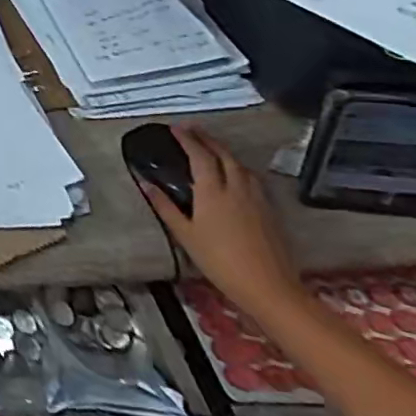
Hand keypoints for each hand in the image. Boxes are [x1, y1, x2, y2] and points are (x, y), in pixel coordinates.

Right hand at [137, 125, 302, 317]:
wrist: (268, 287)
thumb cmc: (218, 259)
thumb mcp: (184, 233)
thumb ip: (164, 205)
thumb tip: (145, 183)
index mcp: (213, 192)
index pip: (200, 157)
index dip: (188, 140)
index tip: (175, 128)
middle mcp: (237, 191)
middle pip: (225, 157)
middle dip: (208, 140)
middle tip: (193, 129)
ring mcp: (257, 201)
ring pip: (242, 168)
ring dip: (226, 153)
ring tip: (212, 148)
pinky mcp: (270, 213)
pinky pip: (253, 181)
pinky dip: (239, 169)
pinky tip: (234, 175)